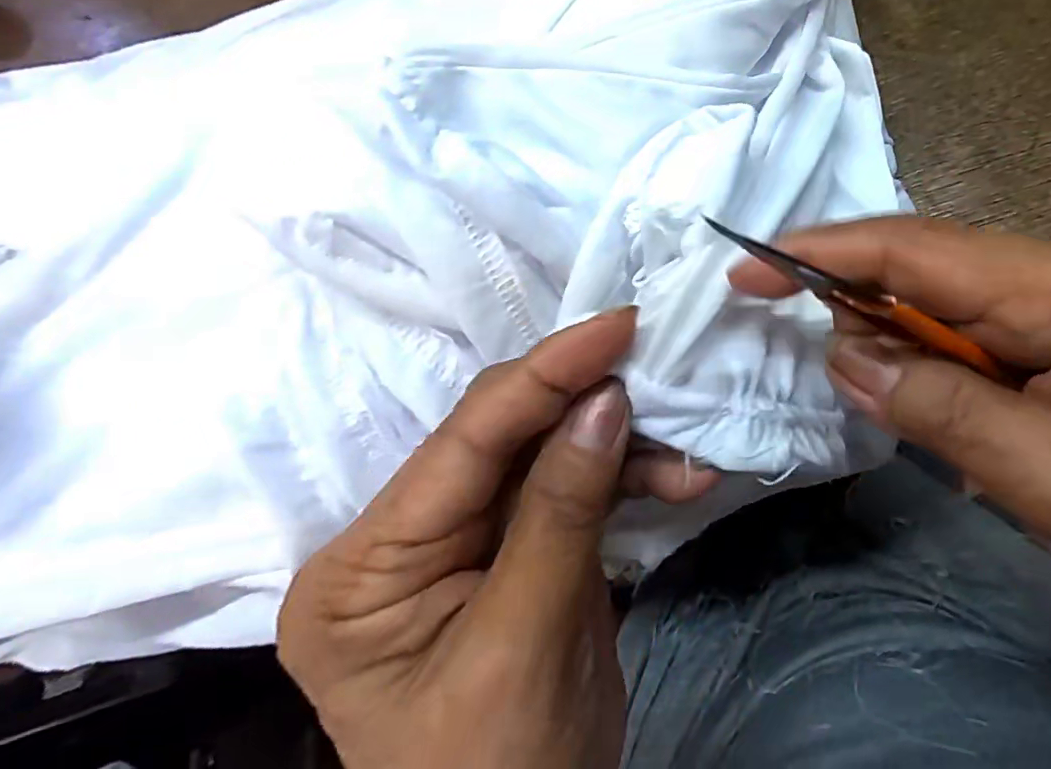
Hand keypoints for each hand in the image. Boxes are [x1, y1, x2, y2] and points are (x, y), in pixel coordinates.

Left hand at [276, 308, 717, 768]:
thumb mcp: (526, 640)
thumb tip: (606, 400)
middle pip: (506, 435)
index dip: (545, 374)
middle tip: (658, 372)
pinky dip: (630, 476)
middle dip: (589, 403)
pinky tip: (677, 480)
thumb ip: (561, 510)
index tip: (617, 325)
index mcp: (366, 565)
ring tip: (684, 454)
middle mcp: (407, 536)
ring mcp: (469, 538)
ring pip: (552, 452)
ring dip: (624, 446)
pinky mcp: (523, 544)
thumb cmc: (500, 765)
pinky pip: (578, 486)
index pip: (463, 441)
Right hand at [729, 218, 1050, 642]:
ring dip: (883, 322)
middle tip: (773, 310)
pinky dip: (918, 345)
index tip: (754, 263)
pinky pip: (965, 319)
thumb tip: (848, 358)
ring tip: (852, 370)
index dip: (836, 253)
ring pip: (941, 287)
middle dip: (850, 285)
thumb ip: (957, 418)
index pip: (932, 252)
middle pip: (931, 258)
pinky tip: (902, 376)